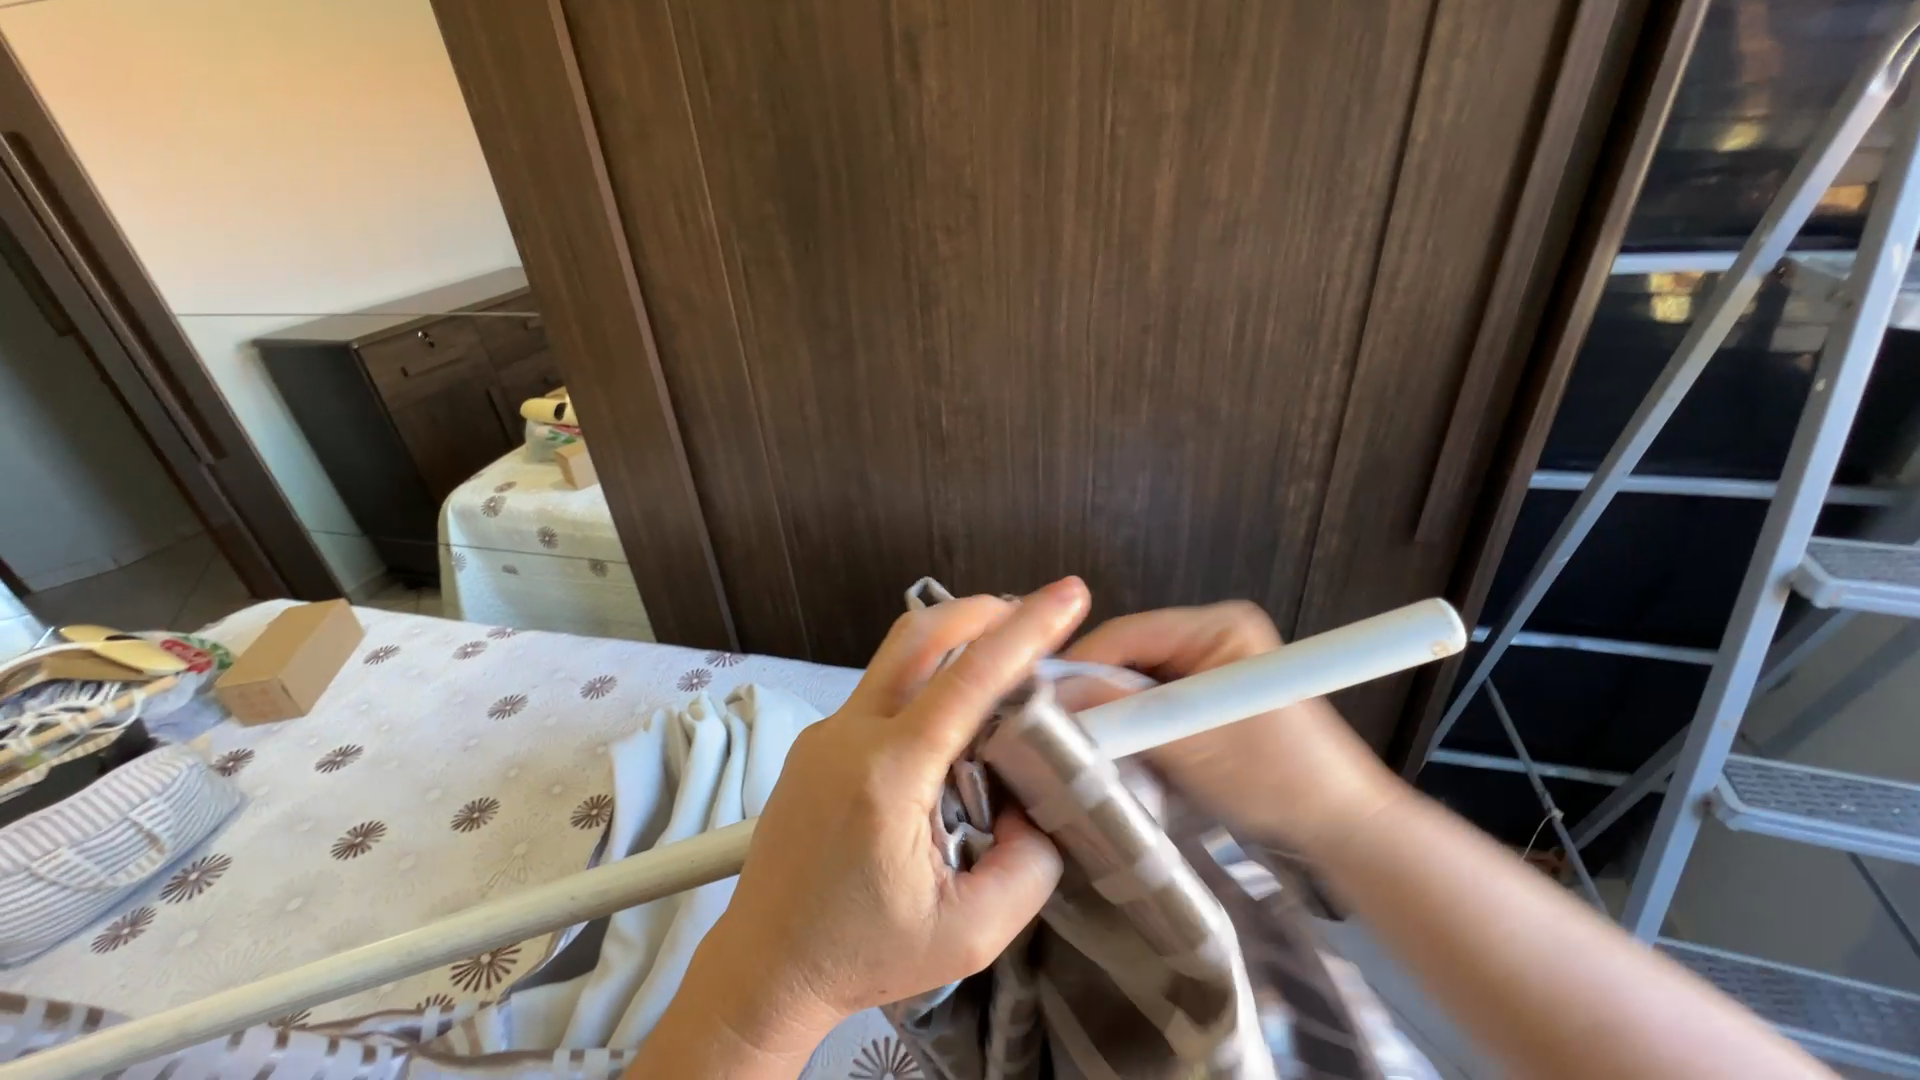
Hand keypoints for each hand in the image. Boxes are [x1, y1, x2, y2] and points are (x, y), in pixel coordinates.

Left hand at [684, 578, 1087, 1058]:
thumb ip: (1029, 867)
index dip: (1025, 630)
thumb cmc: (862, 955)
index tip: (1068, 594)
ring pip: (897, 657)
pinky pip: (881, 692)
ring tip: (1005, 671)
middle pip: (919, 635)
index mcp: (888, 777)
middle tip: (1033, 618)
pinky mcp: (817, 744)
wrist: (765, 968)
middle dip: (983, 612)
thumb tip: (1039, 805)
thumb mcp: (971, 934)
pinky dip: (928, 683)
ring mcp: (826, 734)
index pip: (967, 680)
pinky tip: (954, 727)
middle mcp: (849, 737)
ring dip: (956, 645)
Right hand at [1062, 601, 1407, 855]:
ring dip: (1114, 709)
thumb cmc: (1277, 778)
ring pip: (1138, 679)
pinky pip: (1155, 699)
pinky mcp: (1210, 694)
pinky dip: (1135, 722)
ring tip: (1080, 738)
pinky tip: (1118, 746)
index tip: (1038, 700)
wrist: (1339, 826)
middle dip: (1095, 689)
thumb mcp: (1193, 742)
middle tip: (1054, 725)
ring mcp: (1212, 664)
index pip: (1129, 632)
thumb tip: (1054, 694)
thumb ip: (1124, 712)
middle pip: (1131, 653)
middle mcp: (1213, 633)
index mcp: (1219, 625)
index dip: (1080, 664)